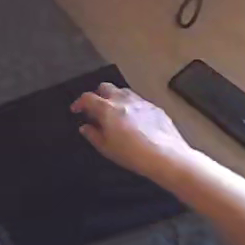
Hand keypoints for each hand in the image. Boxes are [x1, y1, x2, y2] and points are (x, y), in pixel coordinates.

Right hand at [72, 83, 204, 182]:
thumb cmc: (134, 154)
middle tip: (95, 108)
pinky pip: (138, 101)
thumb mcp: (106, 148)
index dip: (79, 102)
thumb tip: (86, 128)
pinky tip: (133, 119)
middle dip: (97, 95)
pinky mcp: (155, 108)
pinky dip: (131, 106)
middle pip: (105, 87)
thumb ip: (93, 135)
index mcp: (107, 109)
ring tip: (114, 112)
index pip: (87, 97)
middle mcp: (124, 100)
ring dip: (115, 98)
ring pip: (123, 91)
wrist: (167, 157)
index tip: (76, 109)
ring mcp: (141, 102)